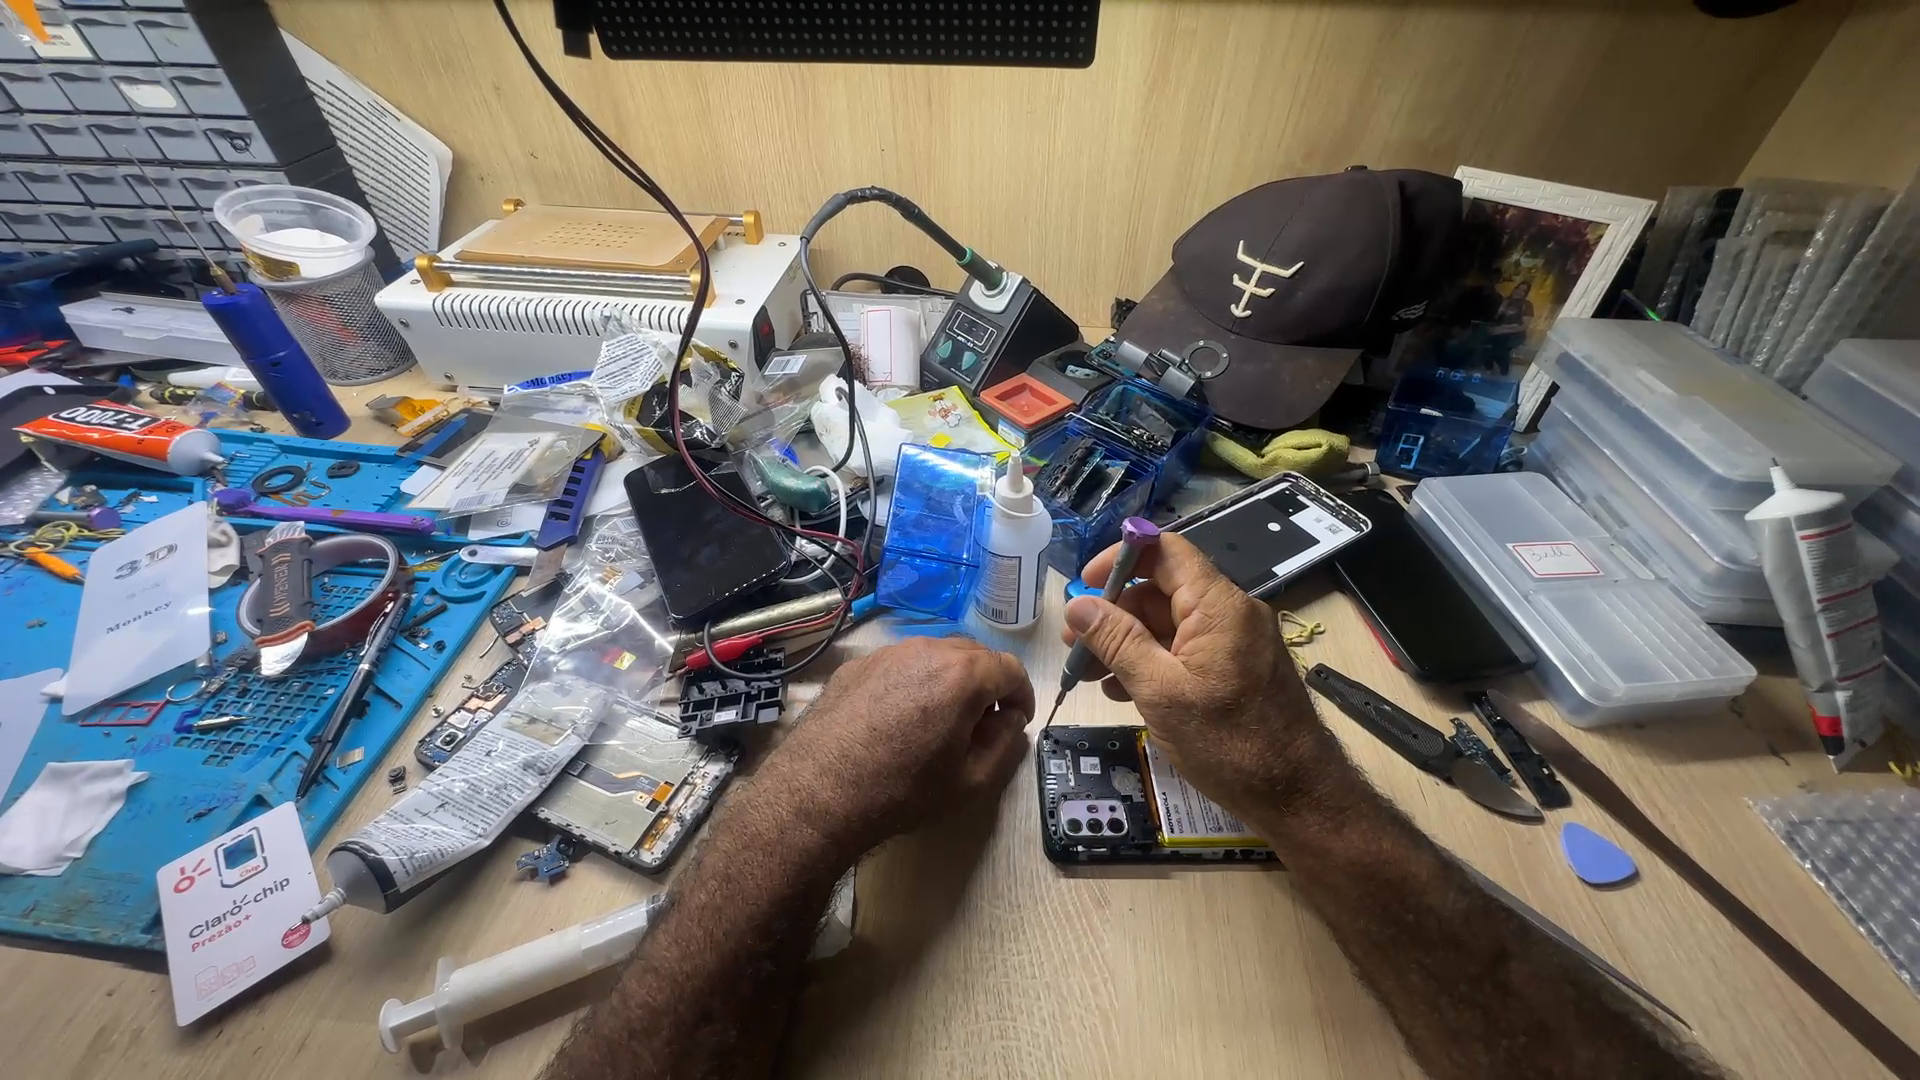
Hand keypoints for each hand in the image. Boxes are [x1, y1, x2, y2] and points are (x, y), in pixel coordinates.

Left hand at [754, 636, 1033, 858]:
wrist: (819, 793)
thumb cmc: (902, 790)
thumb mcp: (970, 781)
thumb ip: (1006, 744)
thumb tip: (1011, 720)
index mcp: (963, 675)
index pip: (1011, 669)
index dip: (1022, 695)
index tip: (1017, 719)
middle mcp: (928, 650)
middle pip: (974, 655)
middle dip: (987, 684)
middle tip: (982, 722)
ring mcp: (888, 652)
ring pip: (935, 654)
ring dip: (949, 679)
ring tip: (939, 718)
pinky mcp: (858, 663)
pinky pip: (900, 663)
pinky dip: (913, 681)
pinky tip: (898, 717)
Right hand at [1061, 533, 1354, 824]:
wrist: (1298, 799)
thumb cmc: (1229, 744)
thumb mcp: (1160, 691)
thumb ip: (1117, 642)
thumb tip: (1076, 605)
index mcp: (1218, 606)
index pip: (1165, 551)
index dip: (1120, 558)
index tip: (1085, 585)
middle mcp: (1230, 614)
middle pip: (1160, 591)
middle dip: (1113, 614)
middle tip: (1075, 644)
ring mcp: (1234, 644)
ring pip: (1168, 625)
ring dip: (1125, 644)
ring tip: (1088, 674)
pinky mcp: (1234, 671)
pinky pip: (1184, 651)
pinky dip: (1151, 663)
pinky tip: (1121, 691)